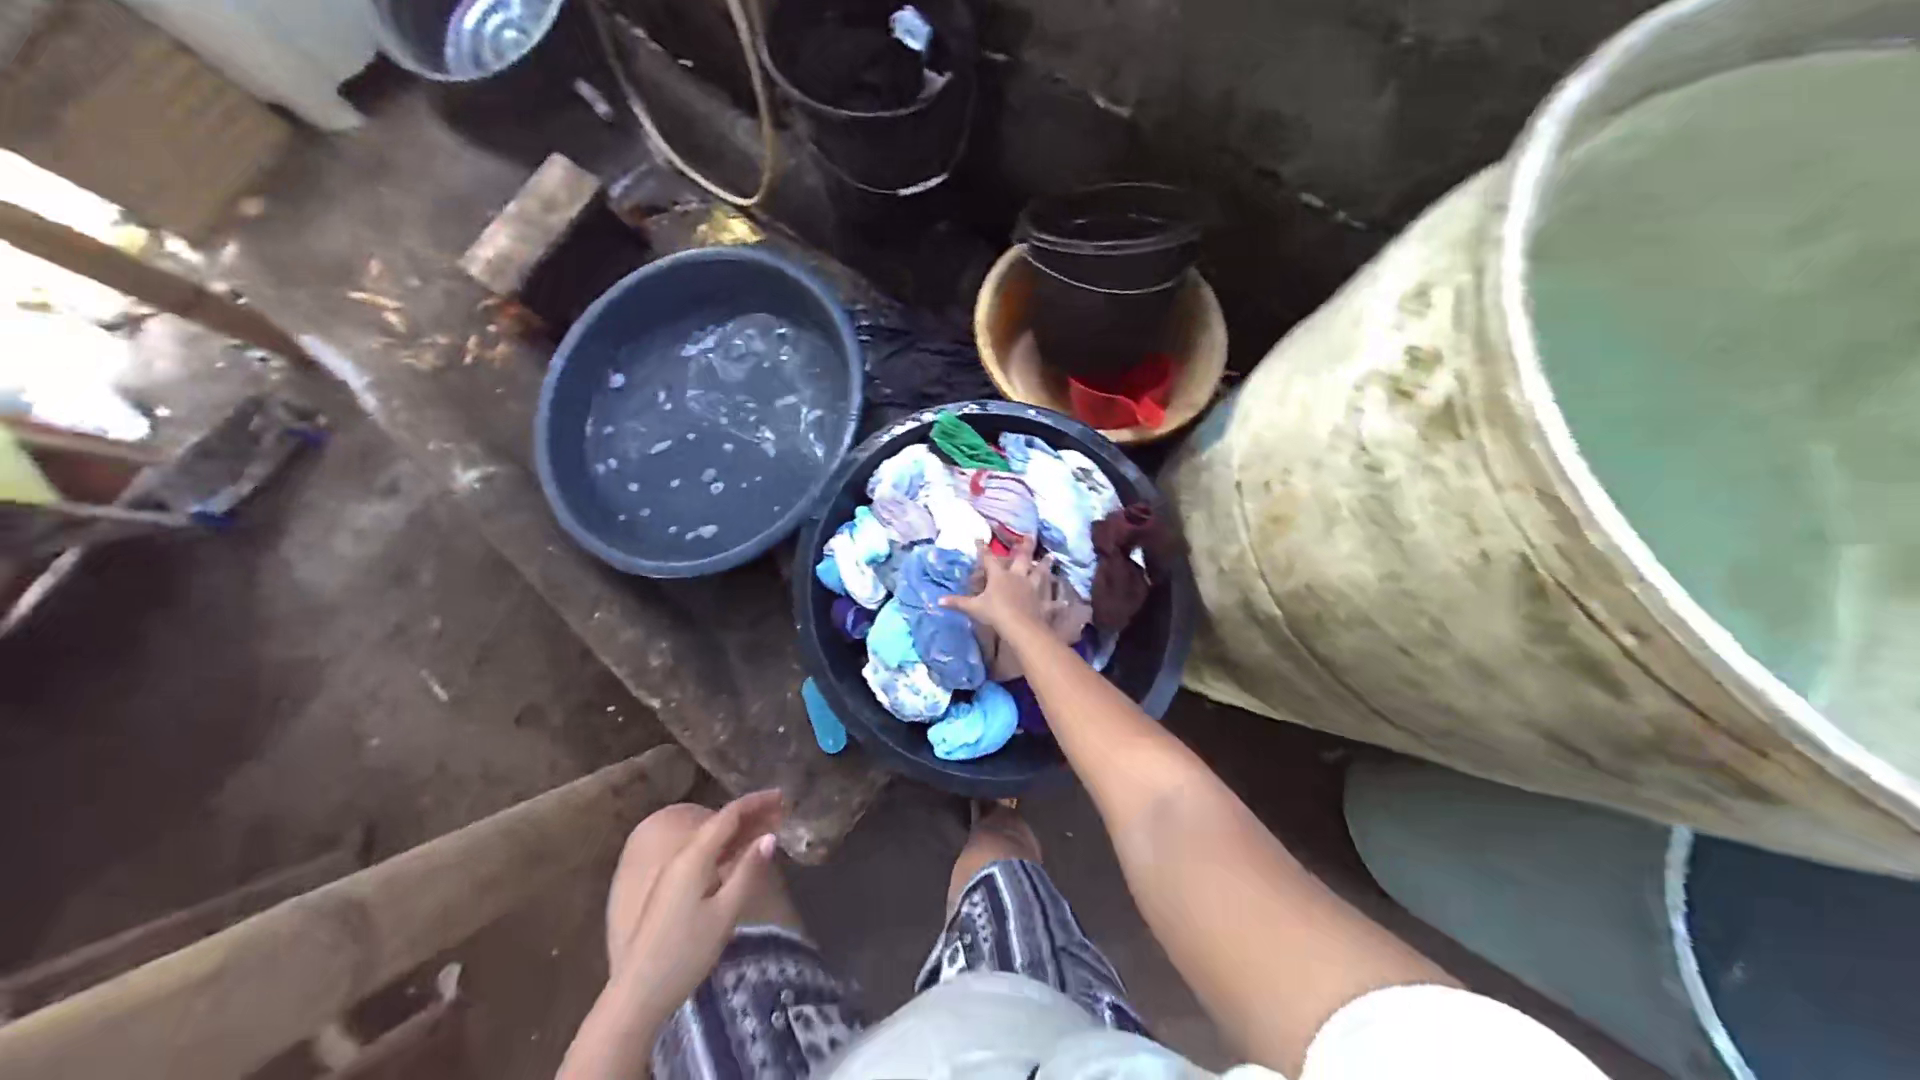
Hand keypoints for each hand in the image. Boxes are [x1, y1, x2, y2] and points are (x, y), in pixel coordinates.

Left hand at [612, 791, 783, 1011]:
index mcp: (693, 857)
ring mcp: (673, 875)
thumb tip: (770, 837)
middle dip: (751, 814)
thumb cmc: (685, 953)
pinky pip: (706, 856)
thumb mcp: (725, 913)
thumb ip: (748, 871)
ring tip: (770, 827)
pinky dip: (728, 848)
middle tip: (782, 810)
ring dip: (741, 831)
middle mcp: (681, 858)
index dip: (756, 802)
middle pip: (720, 824)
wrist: (637, 994)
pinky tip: (741, 855)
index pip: (729, 815)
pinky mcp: (672, 891)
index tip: (782, 796)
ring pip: (712, 841)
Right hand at [941, 535, 1058, 635]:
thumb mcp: (973, 608)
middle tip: (1030, 535)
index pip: (988, 559)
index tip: (979, 537)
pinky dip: (1057, 603)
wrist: (1019, 625)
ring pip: (1039, 573)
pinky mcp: (1041, 603)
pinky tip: (1064, 602)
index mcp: (999, 576)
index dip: (983, 548)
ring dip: (1045, 566)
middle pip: (1021, 558)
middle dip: (1024, 546)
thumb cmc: (995, 613)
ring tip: (1050, 557)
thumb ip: (957, 602)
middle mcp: (1017, 577)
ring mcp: (1031, 589)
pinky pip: (1050, 602)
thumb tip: (938, 600)